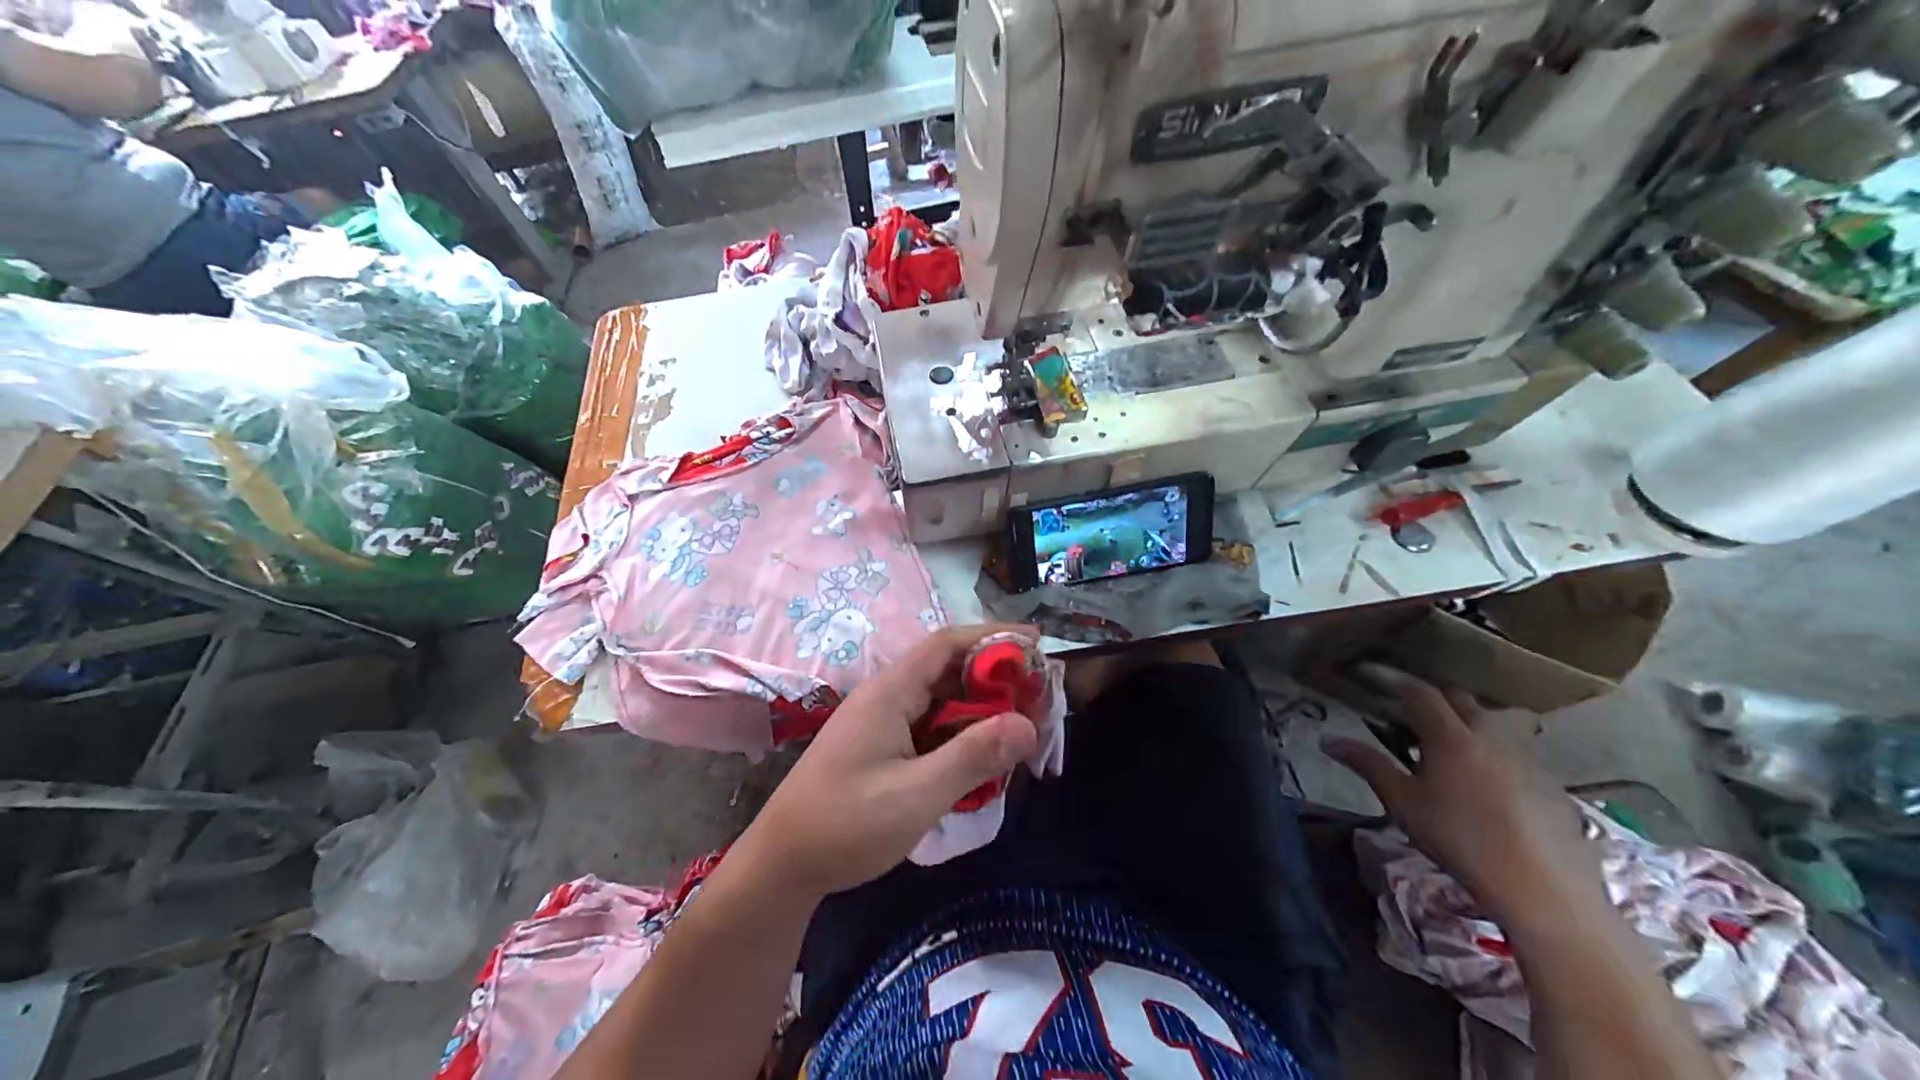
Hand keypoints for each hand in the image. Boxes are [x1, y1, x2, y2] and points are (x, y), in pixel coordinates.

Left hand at [731, 626, 1041, 899]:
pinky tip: (984, 759)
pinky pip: (931, 730)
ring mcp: (882, 725)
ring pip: (942, 703)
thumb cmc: (846, 825)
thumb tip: (1028, 725)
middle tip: (1041, 701)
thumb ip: (973, 757)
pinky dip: (962, 736)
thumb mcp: (917, 794)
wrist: (782, 866)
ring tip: (1023, 729)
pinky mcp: (881, 750)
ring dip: (982, 711)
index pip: (947, 645)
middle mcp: (886, 699)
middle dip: (997, 680)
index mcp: (890, 693)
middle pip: (949, 672)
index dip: (993, 638)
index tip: (1038, 644)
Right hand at [1324, 664, 1607, 927]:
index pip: (1419, 693)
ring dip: (1471, 720)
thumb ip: (1368, 764)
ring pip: (1497, 720)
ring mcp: (1527, 757)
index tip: (1371, 675)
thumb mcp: (1402, 802)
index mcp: (1450, 735)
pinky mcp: (1552, 782)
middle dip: (1434, 697)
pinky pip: (1519, 751)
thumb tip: (1328, 740)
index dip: (1393, 680)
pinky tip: (1489, 783)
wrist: (1539, 886)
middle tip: (1411, 713)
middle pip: (1461, 698)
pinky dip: (1498, 752)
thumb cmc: (1458, 838)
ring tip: (1454, 743)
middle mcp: (1491, 735)